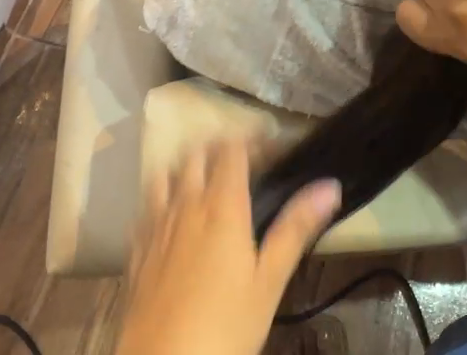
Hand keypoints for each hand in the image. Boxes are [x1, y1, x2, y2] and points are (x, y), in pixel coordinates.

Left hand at [115, 140, 340, 354]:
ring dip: (185, 166)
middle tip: (243, 158)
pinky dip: (161, 196)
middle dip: (219, 146)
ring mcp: (156, 226)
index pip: (234, 150)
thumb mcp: (269, 282)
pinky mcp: (136, 251)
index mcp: (222, 207)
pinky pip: (147, 207)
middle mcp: (186, 206)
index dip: (252, 139)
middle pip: (196, 155)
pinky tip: (169, 212)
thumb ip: (296, 229)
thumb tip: (330, 186)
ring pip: (166, 175)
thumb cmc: (225, 327)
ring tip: (204, 175)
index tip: (272, 142)